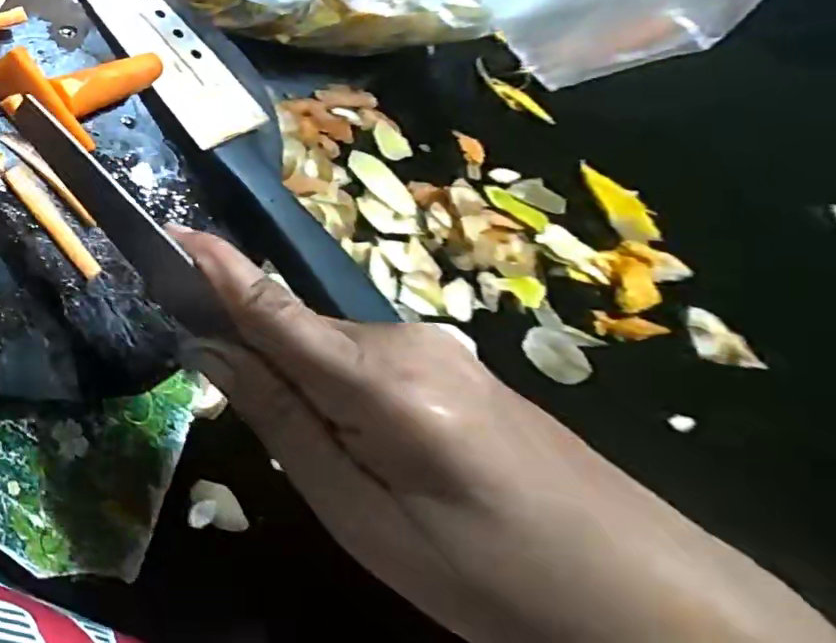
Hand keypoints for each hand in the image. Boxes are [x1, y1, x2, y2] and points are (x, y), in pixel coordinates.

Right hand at [175, 229, 835, 642]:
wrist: (663, 603)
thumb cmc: (496, 580)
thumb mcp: (365, 519)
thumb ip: (281, 423)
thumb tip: (210, 352)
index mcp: (381, 384)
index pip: (274, 309)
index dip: (219, 269)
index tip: (172, 232)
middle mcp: (404, 340)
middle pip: (296, 330)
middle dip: (255, 354)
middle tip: (258, 426)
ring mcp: (435, 345)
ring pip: (328, 346)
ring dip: (302, 381)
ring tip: (342, 467)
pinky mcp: (451, 361)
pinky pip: (363, 357)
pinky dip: (337, 385)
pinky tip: (378, 453)